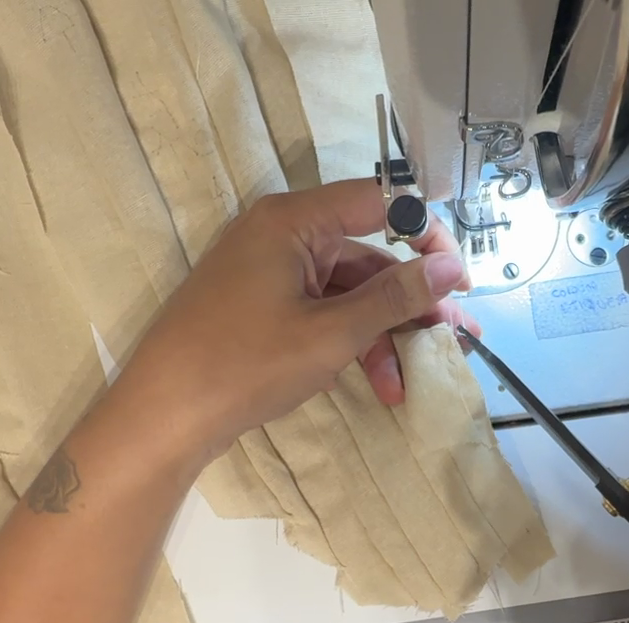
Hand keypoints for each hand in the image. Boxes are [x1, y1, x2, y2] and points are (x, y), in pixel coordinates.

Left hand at [107, 179, 476, 463]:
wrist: (168, 413)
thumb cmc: (247, 364)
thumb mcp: (331, 333)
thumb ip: (394, 298)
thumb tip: (450, 268)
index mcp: (294, 222)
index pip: (379, 203)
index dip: (427, 235)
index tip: (459, 279)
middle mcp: (285, 238)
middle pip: (369, 258)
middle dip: (413, 304)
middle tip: (459, 338)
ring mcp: (275, 276)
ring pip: (350, 295)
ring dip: (386, 337)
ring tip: (416, 380)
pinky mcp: (268, 309)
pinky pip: (326, 315)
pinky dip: (354, 345)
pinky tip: (379, 384)